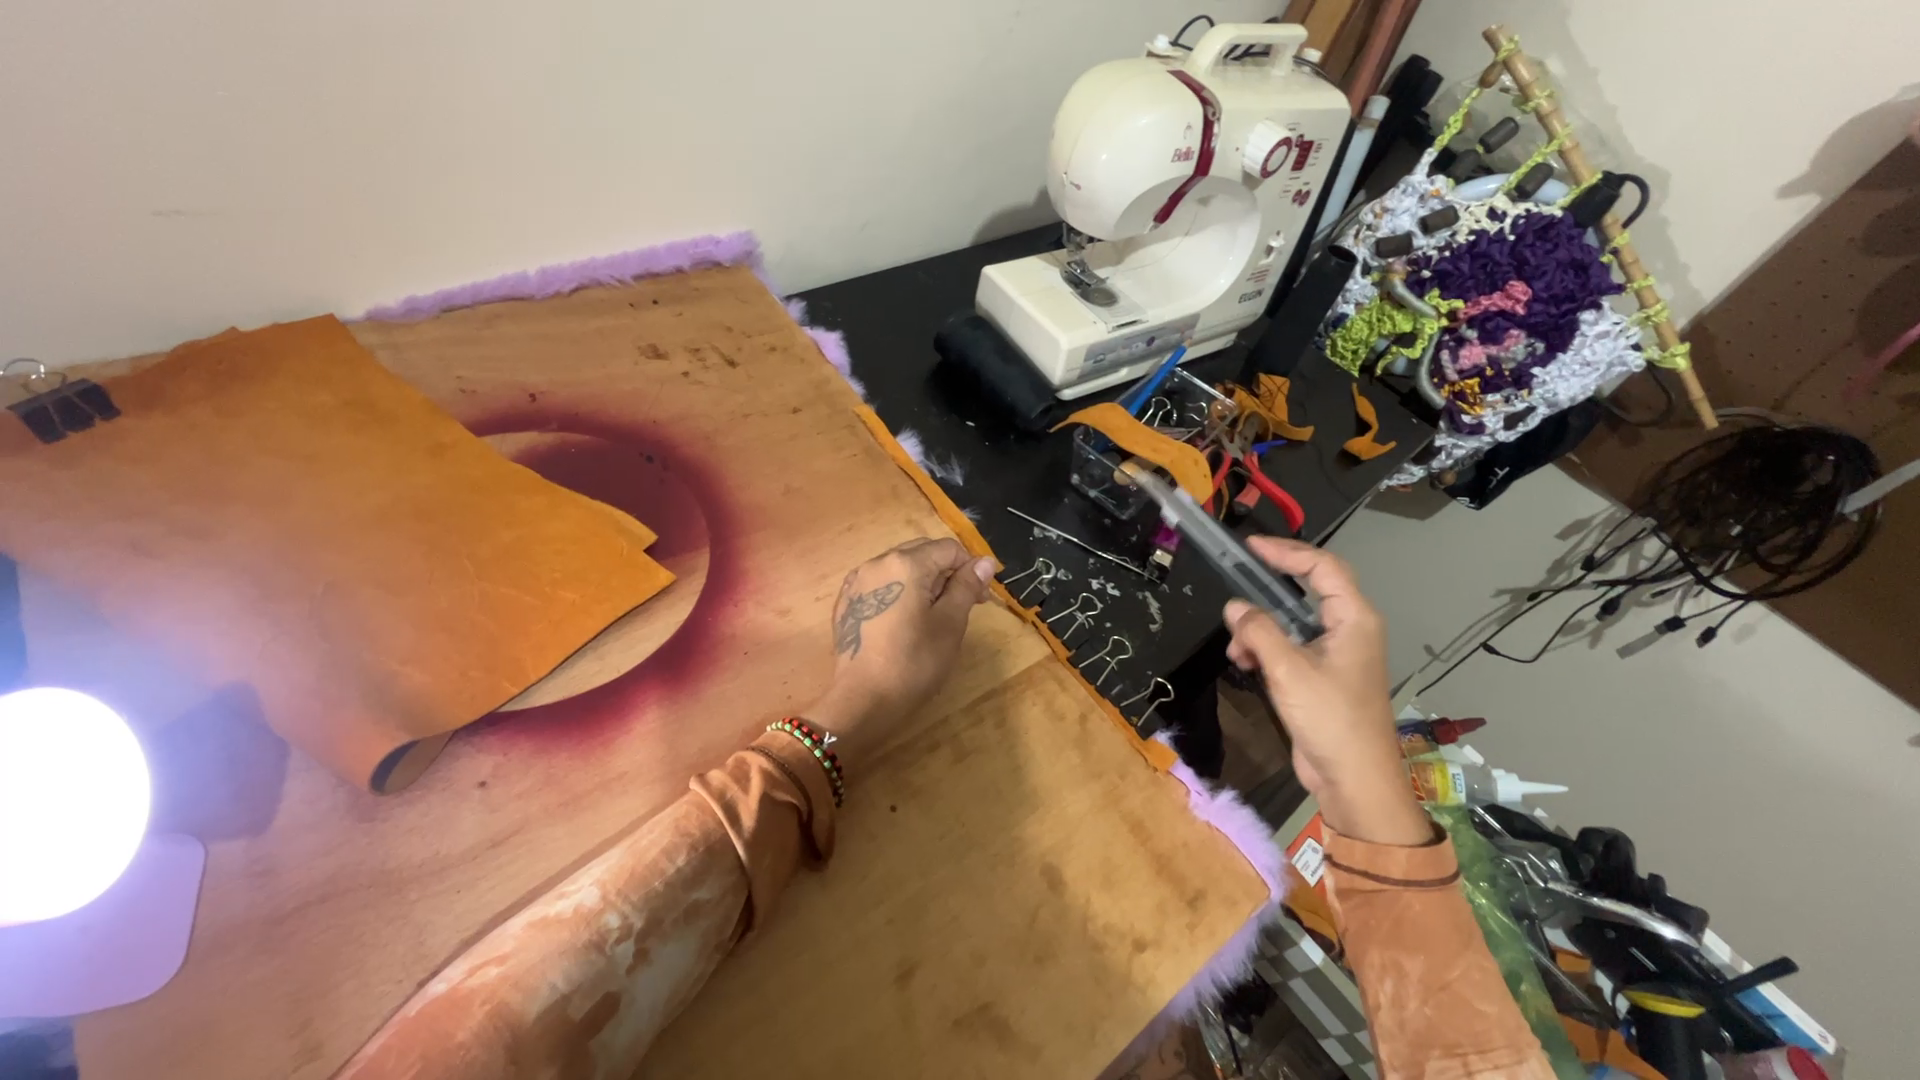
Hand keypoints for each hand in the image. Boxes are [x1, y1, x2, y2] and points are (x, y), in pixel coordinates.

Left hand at [806, 538, 995, 769]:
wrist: (864, 700)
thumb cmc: (914, 661)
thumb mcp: (950, 623)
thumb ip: (966, 586)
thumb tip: (984, 562)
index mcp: (906, 564)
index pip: (948, 549)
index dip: (971, 568)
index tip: (981, 597)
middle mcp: (877, 563)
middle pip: (922, 553)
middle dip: (947, 572)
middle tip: (964, 605)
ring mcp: (856, 582)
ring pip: (900, 568)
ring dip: (923, 582)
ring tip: (934, 615)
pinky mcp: (846, 602)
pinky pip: (880, 585)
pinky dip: (898, 593)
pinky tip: (904, 621)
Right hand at [1221, 538, 1429, 845]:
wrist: (1354, 779)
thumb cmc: (1330, 720)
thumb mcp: (1288, 671)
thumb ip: (1259, 632)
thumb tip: (1235, 606)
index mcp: (1354, 619)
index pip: (1323, 567)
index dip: (1287, 551)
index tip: (1250, 547)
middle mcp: (1349, 629)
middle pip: (1307, 591)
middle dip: (1267, 592)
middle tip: (1235, 584)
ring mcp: (1336, 654)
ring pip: (1292, 622)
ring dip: (1260, 628)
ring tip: (1237, 648)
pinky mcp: (1321, 676)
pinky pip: (1289, 647)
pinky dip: (1265, 649)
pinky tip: (1245, 663)